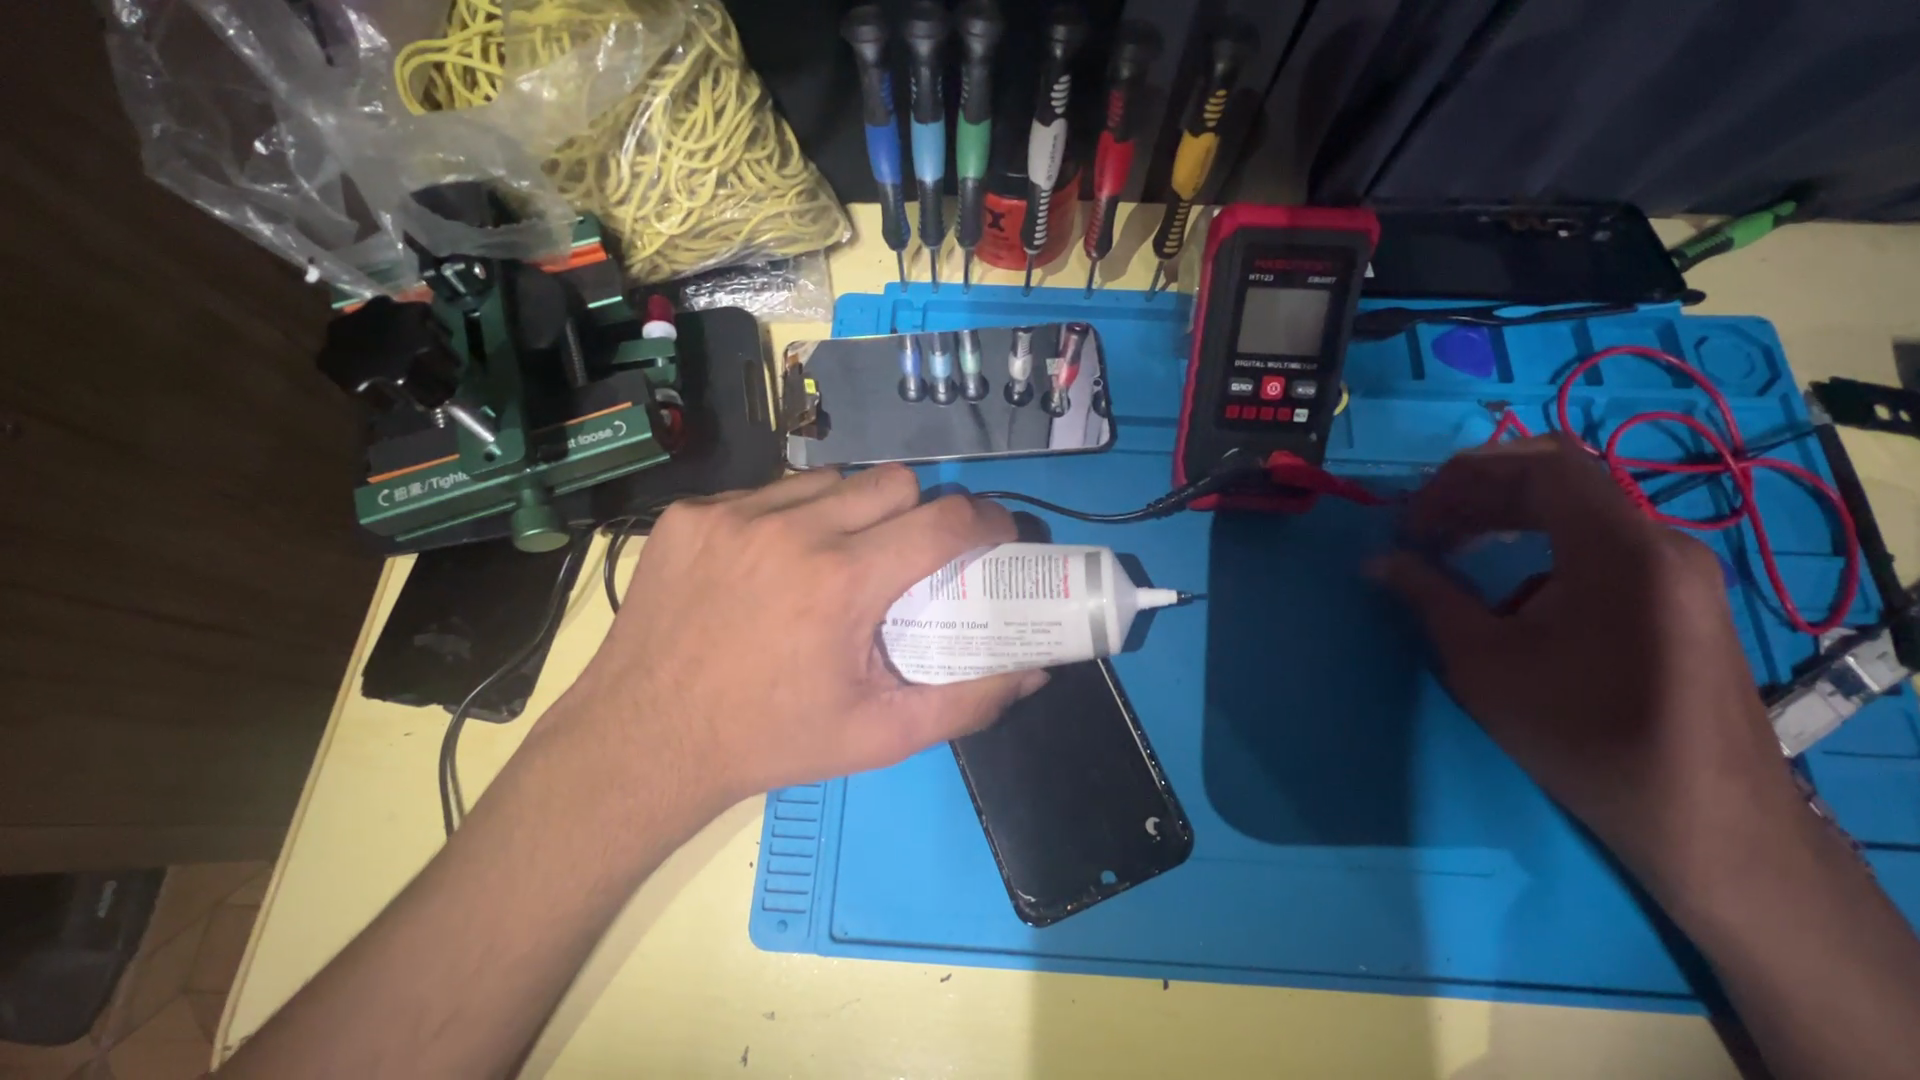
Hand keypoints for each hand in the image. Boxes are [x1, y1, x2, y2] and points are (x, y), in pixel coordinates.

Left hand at [558, 467, 1046, 806]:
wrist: (645, 741)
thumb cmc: (772, 742)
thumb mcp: (879, 736)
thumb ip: (966, 702)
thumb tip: (1033, 672)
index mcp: (842, 584)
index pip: (945, 520)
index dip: (986, 521)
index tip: (995, 535)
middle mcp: (790, 530)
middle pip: (894, 482)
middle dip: (919, 513)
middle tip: (910, 557)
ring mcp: (732, 514)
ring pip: (830, 480)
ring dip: (853, 510)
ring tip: (840, 558)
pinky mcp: (692, 515)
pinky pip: (767, 492)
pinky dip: (790, 518)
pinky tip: (774, 565)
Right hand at [1372, 436, 1806, 902]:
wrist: (1702, 818)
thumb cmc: (1583, 733)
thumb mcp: (1485, 662)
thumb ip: (1429, 597)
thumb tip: (1378, 561)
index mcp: (1617, 547)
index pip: (1541, 463)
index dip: (1464, 475)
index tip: (1414, 516)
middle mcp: (1659, 543)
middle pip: (1560, 483)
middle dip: (1479, 496)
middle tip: (1423, 531)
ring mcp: (1680, 573)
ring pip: (1581, 516)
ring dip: (1510, 524)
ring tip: (1456, 560)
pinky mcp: (1683, 604)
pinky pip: (1605, 550)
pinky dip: (1545, 553)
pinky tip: (1513, 602)